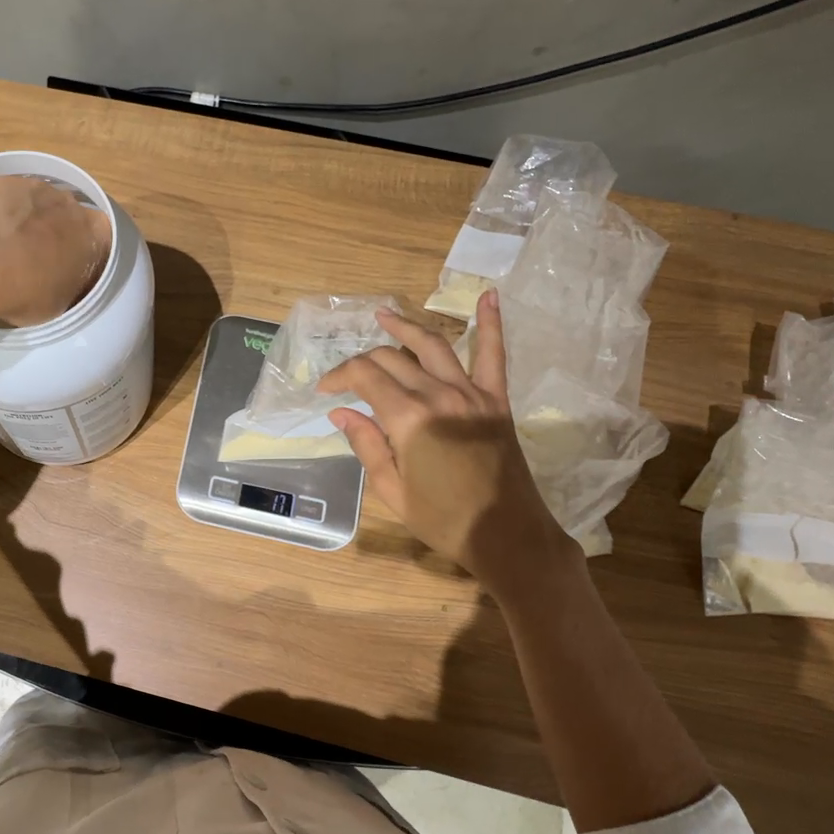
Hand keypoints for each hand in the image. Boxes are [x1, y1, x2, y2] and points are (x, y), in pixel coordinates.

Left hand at [0, 175, 112, 326]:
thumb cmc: (25, 293)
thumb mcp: (62, 302)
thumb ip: (73, 281)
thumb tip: (67, 276)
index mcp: (96, 232)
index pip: (100, 241)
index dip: (84, 254)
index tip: (71, 267)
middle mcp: (73, 201)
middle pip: (70, 217)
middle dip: (58, 232)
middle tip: (38, 255)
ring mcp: (38, 187)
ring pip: (39, 204)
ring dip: (31, 219)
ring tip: (10, 243)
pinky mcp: (6, 181)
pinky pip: (11, 197)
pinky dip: (5, 211)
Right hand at [318, 289, 577, 593]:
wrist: (509, 536)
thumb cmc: (444, 521)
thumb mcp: (392, 490)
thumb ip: (366, 445)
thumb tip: (341, 413)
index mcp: (409, 419)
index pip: (364, 377)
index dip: (339, 377)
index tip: (325, 391)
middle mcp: (439, 395)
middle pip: (392, 359)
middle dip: (362, 362)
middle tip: (347, 378)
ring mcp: (472, 394)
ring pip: (432, 345)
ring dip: (405, 328)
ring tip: (383, 316)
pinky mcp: (497, 400)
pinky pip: (494, 354)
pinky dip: (492, 323)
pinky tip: (489, 296)